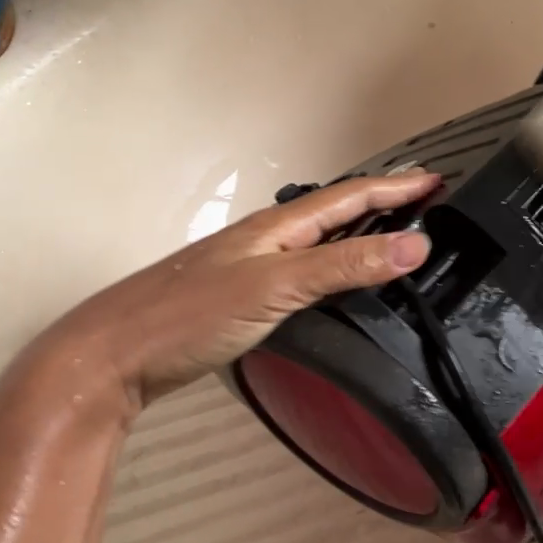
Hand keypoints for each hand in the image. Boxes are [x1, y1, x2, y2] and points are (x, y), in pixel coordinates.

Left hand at [34, 173, 438, 416]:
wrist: (103, 361)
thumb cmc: (188, 316)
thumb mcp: (276, 286)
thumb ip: (346, 266)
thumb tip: (417, 244)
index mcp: (278, 226)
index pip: (351, 195)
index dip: (397, 186)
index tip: (439, 181)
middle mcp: (268, 238)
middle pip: (337, 210)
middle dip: (384, 199)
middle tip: (425, 201)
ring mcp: (251, 266)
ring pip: (320, 238)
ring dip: (361, 229)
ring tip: (394, 232)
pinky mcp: (240, 296)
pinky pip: (305, 265)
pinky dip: (337, 261)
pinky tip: (339, 279)